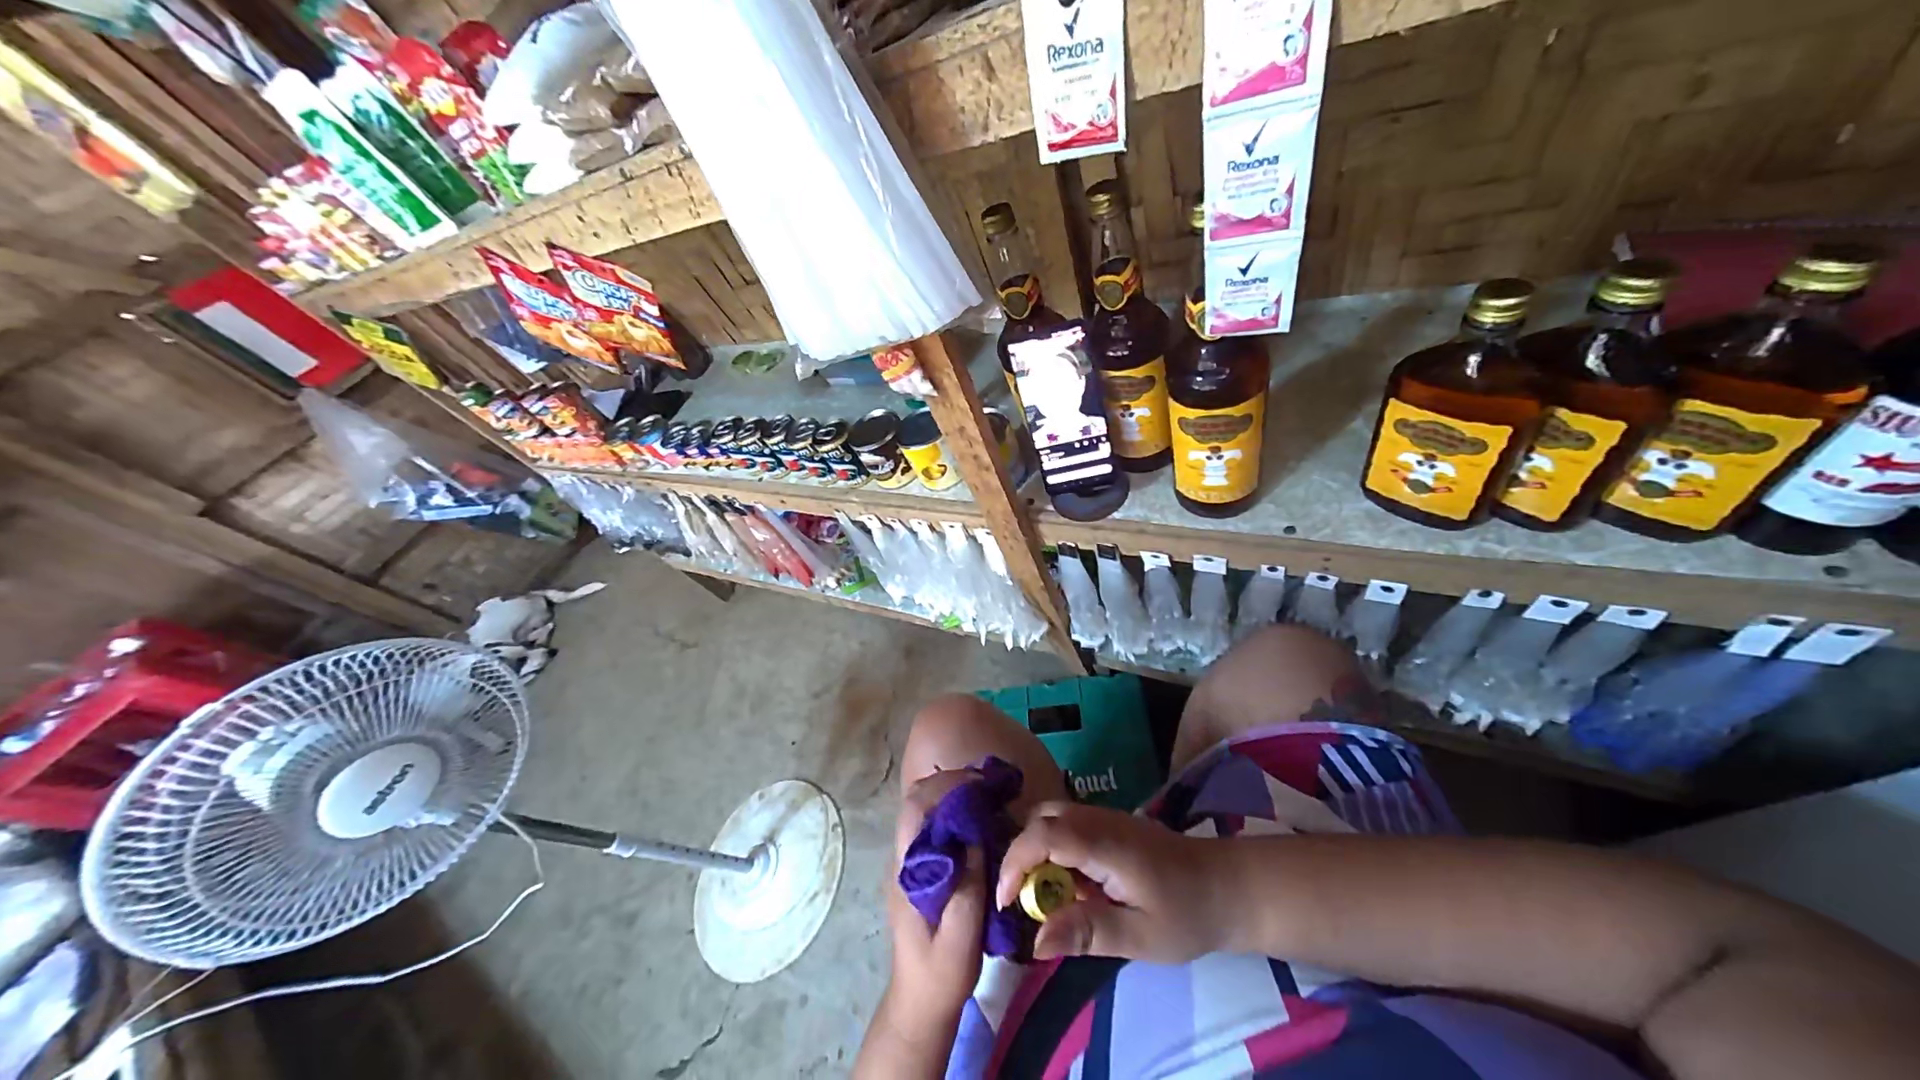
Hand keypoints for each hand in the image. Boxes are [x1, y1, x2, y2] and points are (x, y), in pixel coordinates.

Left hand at [882, 771, 988, 1029]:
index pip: (915, 807)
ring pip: (928, 809)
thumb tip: (976, 836)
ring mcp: (912, 861)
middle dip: (953, 782)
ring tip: (993, 797)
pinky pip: (939, 826)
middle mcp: (905, 857)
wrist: (921, 1002)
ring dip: (957, 795)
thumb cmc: (941, 973)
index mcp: (908, 869)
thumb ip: (968, 889)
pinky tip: (986, 822)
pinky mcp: (925, 868)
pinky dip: (960, 813)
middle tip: (992, 786)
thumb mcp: (962, 939)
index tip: (981, 783)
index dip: (945, 785)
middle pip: (919, 799)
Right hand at [997, 801, 1229, 963]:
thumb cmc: (1186, 915)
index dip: (1015, 862)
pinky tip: (1069, 885)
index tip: (1005, 900)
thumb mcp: (1139, 937)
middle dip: (1020, 854)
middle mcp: (1099, 820)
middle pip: (1041, 817)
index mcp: (1106, 845)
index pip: (1045, 835)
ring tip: (1043, 895)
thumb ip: (1086, 932)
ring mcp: (1105, 817)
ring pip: (1052, 817)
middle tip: (1020, 898)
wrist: (1229, 887)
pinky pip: (1067, 825)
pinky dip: (1053, 850)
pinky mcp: (1109, 823)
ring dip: (1036, 852)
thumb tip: (1034, 940)